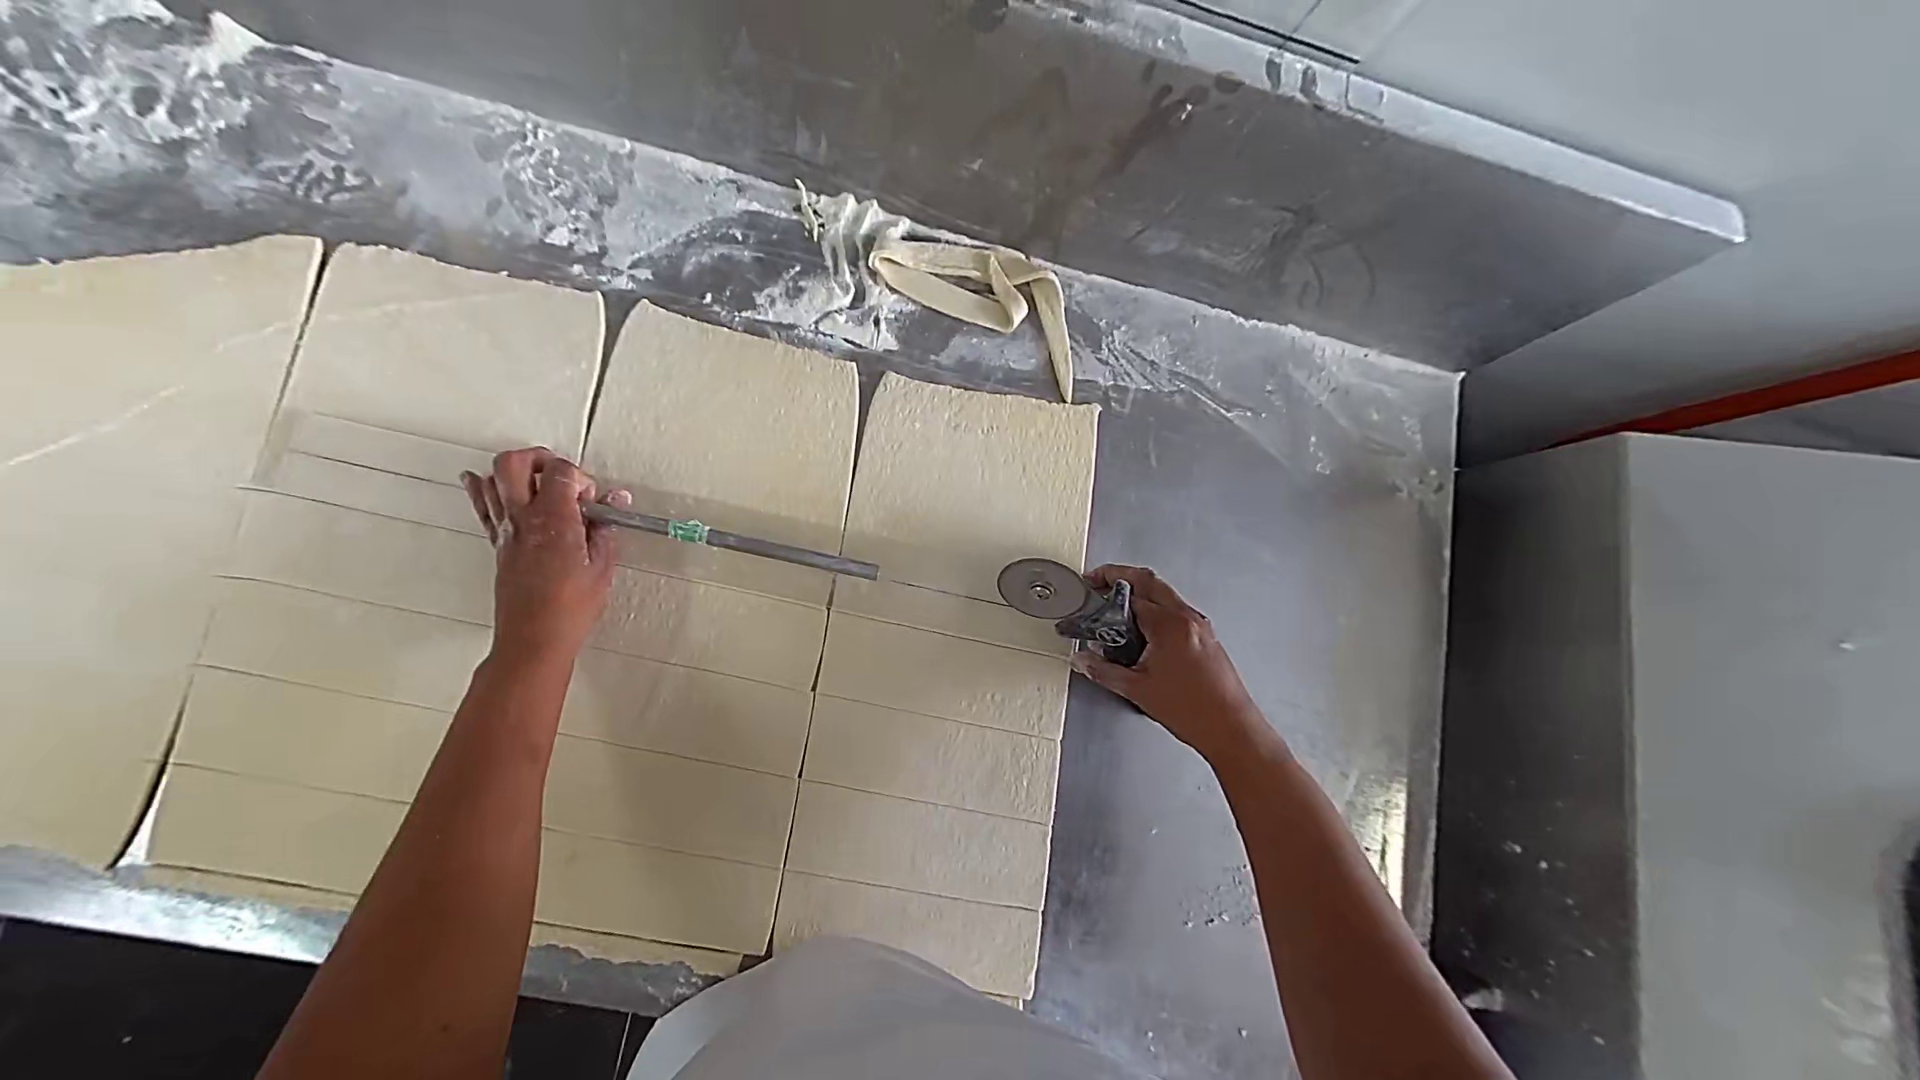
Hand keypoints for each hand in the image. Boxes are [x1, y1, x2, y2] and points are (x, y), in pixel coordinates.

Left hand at [461, 448, 626, 665]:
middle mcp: (523, 520)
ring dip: (518, 472)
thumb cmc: (570, 608)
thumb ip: (606, 529)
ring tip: (539, 480)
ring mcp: (505, 530)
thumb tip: (614, 504)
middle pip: (515, 462)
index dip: (582, 478)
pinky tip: (484, 481)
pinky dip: (482, 487)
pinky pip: (482, 505)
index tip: (593, 499)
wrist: (534, 638)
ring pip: (493, 478)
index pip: (562, 472)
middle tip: (564, 474)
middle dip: (542, 458)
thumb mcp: (603, 567)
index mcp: (554, 522)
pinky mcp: (497, 543)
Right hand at [1072, 565, 1273, 761]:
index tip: (1090, 592)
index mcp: (1170, 625)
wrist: (1231, 730)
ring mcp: (1201, 627)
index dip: (1104, 591)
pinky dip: (1156, 609)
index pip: (1130, 594)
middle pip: (1150, 581)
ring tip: (1119, 605)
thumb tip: (1085, 660)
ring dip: (1141, 592)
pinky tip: (1144, 630)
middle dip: (1121, 576)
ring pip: (1166, 594)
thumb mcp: (1137, 689)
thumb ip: (1103, 670)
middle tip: (1101, 580)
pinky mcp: (1207, 638)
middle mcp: (1188, 619)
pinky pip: (1177, 611)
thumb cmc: (1196, 711)